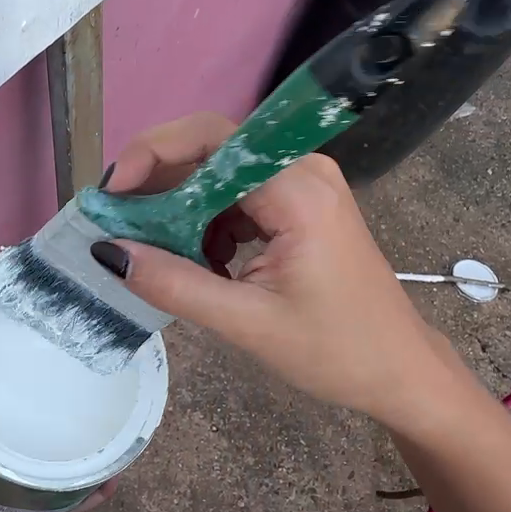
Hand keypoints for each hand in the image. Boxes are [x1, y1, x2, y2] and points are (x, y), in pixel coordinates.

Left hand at [0, 369, 113, 511]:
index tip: (7, 347)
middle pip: (15, 429)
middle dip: (36, 406)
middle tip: (61, 371)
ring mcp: (15, 492)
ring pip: (45, 460)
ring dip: (69, 443)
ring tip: (96, 413)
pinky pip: (65, 501)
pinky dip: (88, 491)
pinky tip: (111, 474)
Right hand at [100, 112, 451, 423]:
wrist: (403, 372)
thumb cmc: (337, 352)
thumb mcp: (247, 324)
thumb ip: (174, 283)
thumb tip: (107, 251)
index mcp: (297, 189)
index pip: (210, 139)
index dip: (152, 153)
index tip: (112, 194)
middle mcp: (301, 169)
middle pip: (210, 149)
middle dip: (158, 182)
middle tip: (118, 221)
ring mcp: (302, 182)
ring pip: (218, 172)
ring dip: (179, 205)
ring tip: (151, 247)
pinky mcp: (298, 201)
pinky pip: (234, 192)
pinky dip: (205, 219)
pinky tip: (197, 258)